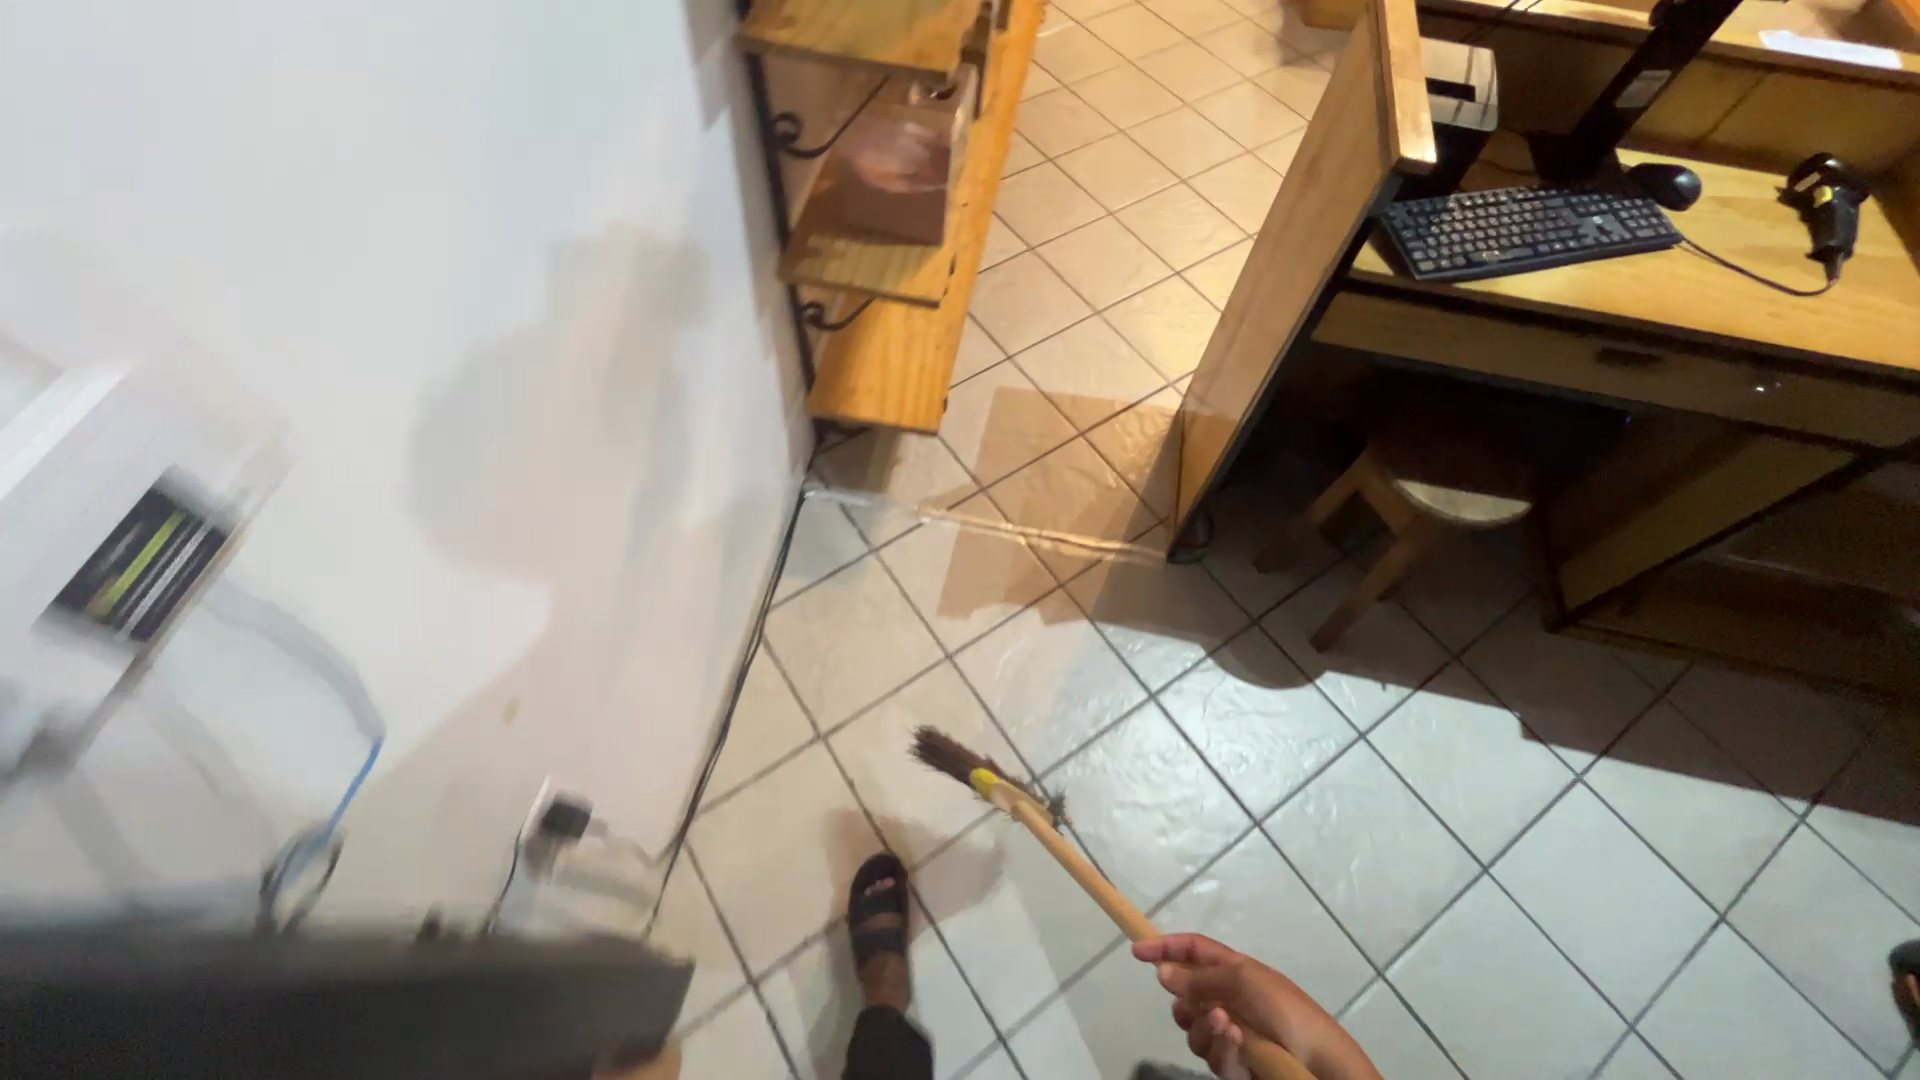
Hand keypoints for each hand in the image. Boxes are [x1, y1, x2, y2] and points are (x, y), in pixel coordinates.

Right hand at [1133, 934, 1381, 1079]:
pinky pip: (1210, 1055)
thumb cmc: (1286, 1010)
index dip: (1164, 947)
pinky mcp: (1233, 1063)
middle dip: (1185, 1000)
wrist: (1320, 1063)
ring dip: (1205, 1028)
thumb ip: (1200, 977)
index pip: (1190, 950)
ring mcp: (1229, 1031)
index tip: (1136, 952)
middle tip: (1200, 1005)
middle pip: (1183, 994)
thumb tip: (1161, 971)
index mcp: (1231, 969)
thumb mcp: (1243, 979)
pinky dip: (1221, 1050)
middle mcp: (1226, 998)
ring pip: (1192, 1029)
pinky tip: (1240, 1049)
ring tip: (1230, 1029)